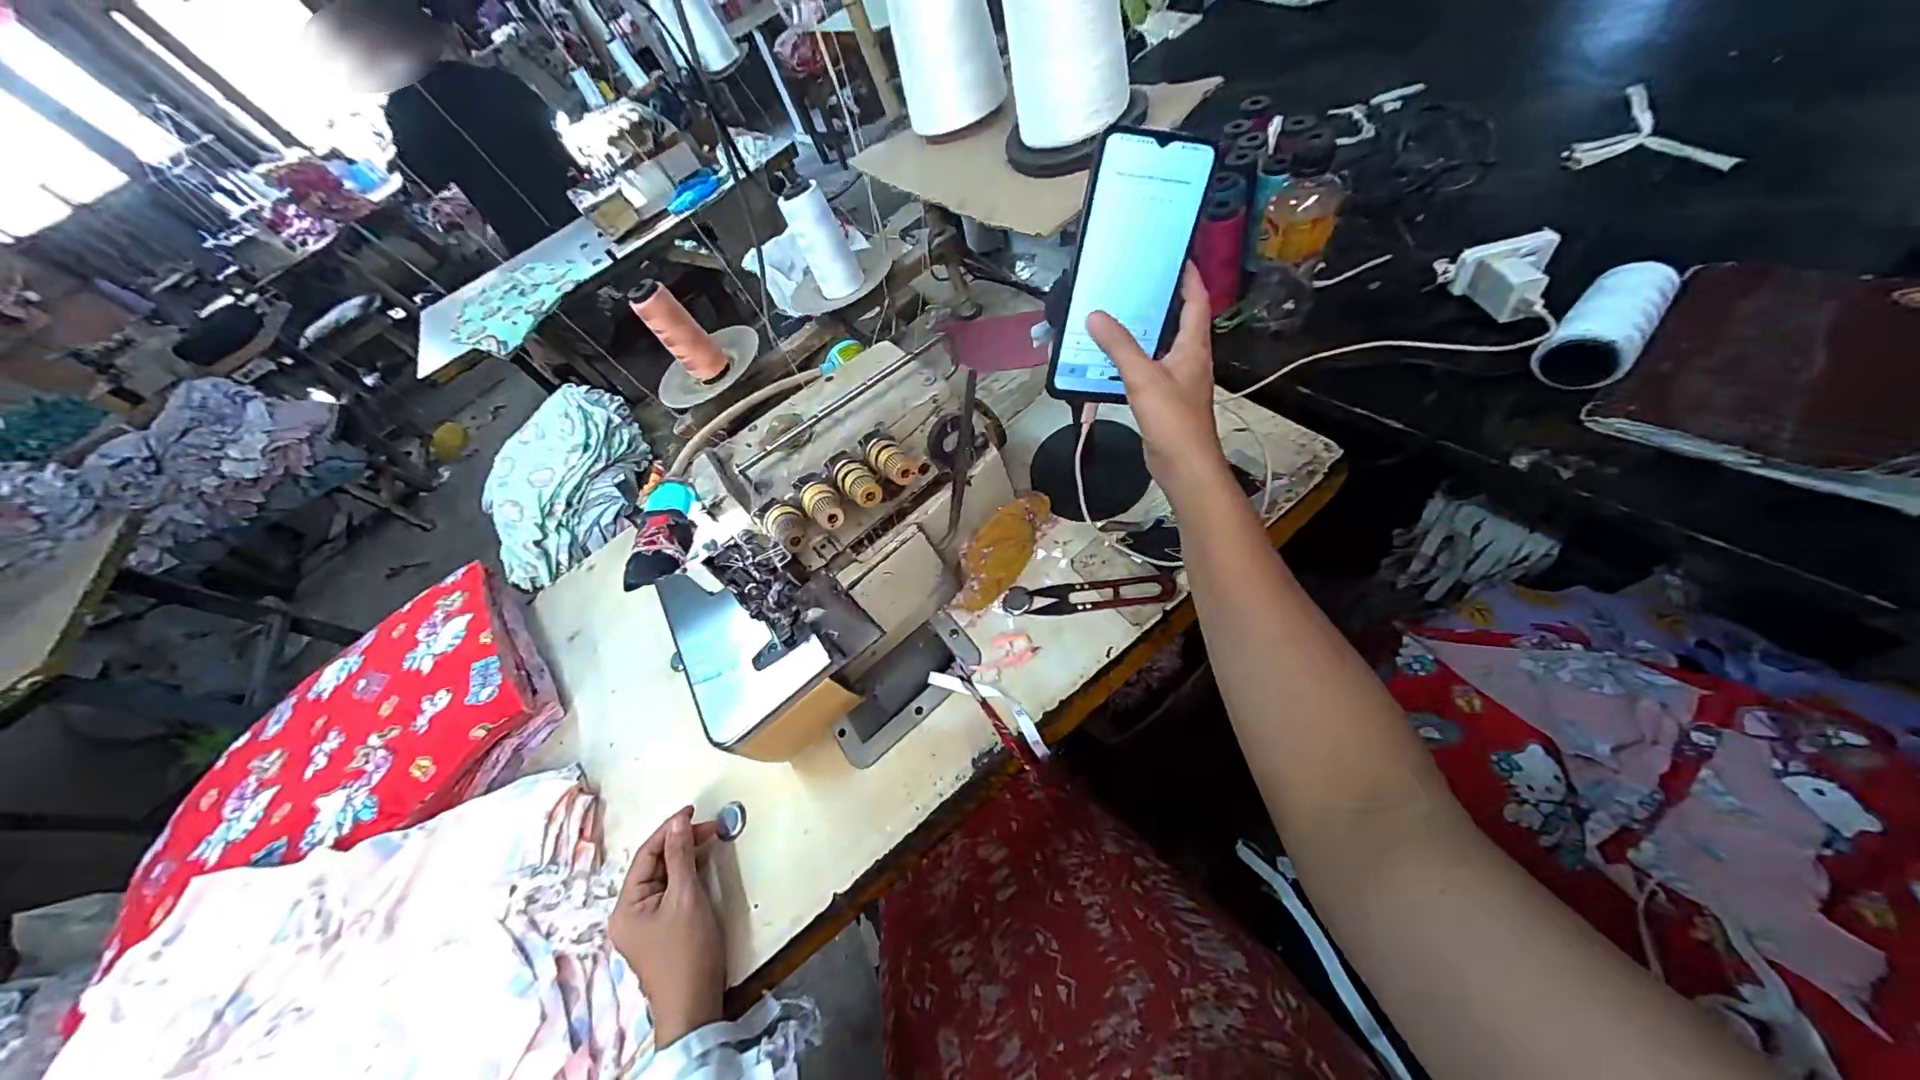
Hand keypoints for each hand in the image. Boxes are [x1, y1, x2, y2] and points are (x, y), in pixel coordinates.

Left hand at [609, 807, 724, 1048]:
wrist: (694, 1005)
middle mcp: (628, 913)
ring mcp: (643, 923)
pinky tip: (702, 864)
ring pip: (663, 877)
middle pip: (654, 865)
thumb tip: (678, 821)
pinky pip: (670, 891)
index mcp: (625, 906)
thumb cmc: (688, 951)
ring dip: (685, 857)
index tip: (693, 810)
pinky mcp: (660, 930)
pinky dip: (686, 875)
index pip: (646, 855)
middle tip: (711, 827)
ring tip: (709, 839)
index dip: (669, 829)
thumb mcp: (686, 897)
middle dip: (680, 842)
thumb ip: (681, 856)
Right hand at [1086, 262, 1228, 496]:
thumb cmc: (1173, 419)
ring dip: (1144, 333)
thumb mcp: (1143, 377)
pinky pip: (1149, 371)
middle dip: (1161, 303)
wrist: (1184, 465)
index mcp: (1193, 347)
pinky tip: (1113, 362)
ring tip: (1118, 318)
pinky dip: (1134, 362)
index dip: (1190, 277)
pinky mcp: (1166, 401)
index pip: (1197, 302)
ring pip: (1161, 348)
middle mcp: (1190, 360)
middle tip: (1136, 285)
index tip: (1178, 257)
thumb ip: (1119, 346)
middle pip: (1179, 322)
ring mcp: (1179, 381)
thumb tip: (1096, 315)